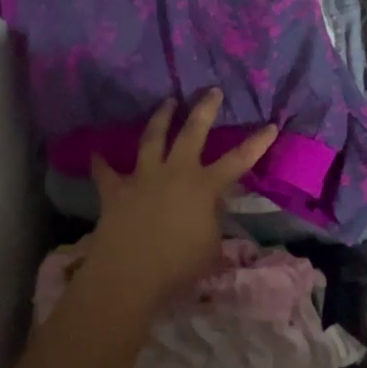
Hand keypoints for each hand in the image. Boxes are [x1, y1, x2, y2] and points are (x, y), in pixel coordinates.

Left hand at [80, 90, 277, 304]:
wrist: (128, 276)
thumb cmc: (178, 266)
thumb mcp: (211, 246)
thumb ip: (213, 221)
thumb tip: (211, 209)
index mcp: (204, 186)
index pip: (239, 160)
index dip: (257, 143)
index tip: (271, 125)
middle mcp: (175, 172)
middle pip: (192, 132)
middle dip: (204, 109)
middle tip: (211, 91)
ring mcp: (143, 178)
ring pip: (152, 139)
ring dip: (161, 118)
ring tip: (167, 102)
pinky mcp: (115, 192)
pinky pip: (106, 173)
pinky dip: (100, 161)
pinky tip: (95, 151)